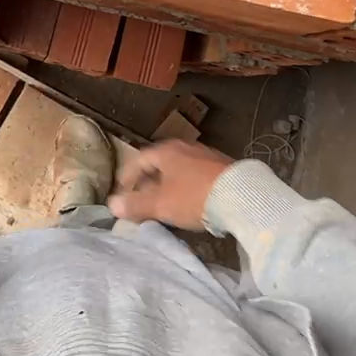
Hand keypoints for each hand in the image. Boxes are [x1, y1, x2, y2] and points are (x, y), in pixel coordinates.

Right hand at [107, 139, 234, 230]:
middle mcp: (185, 148)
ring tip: (166, 207)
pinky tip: (191, 205)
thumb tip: (112, 204)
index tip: (123, 196)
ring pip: (179, 171)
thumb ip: (135, 204)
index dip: (127, 178)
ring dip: (169, 187)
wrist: (243, 196)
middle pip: (159, 165)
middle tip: (143, 203)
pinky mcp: (223, 169)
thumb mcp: (161, 204)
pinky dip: (187, 189)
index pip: (138, 161)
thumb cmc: (194, 197)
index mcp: (166, 151)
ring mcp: (206, 156)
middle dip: (148, 184)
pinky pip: (196, 177)